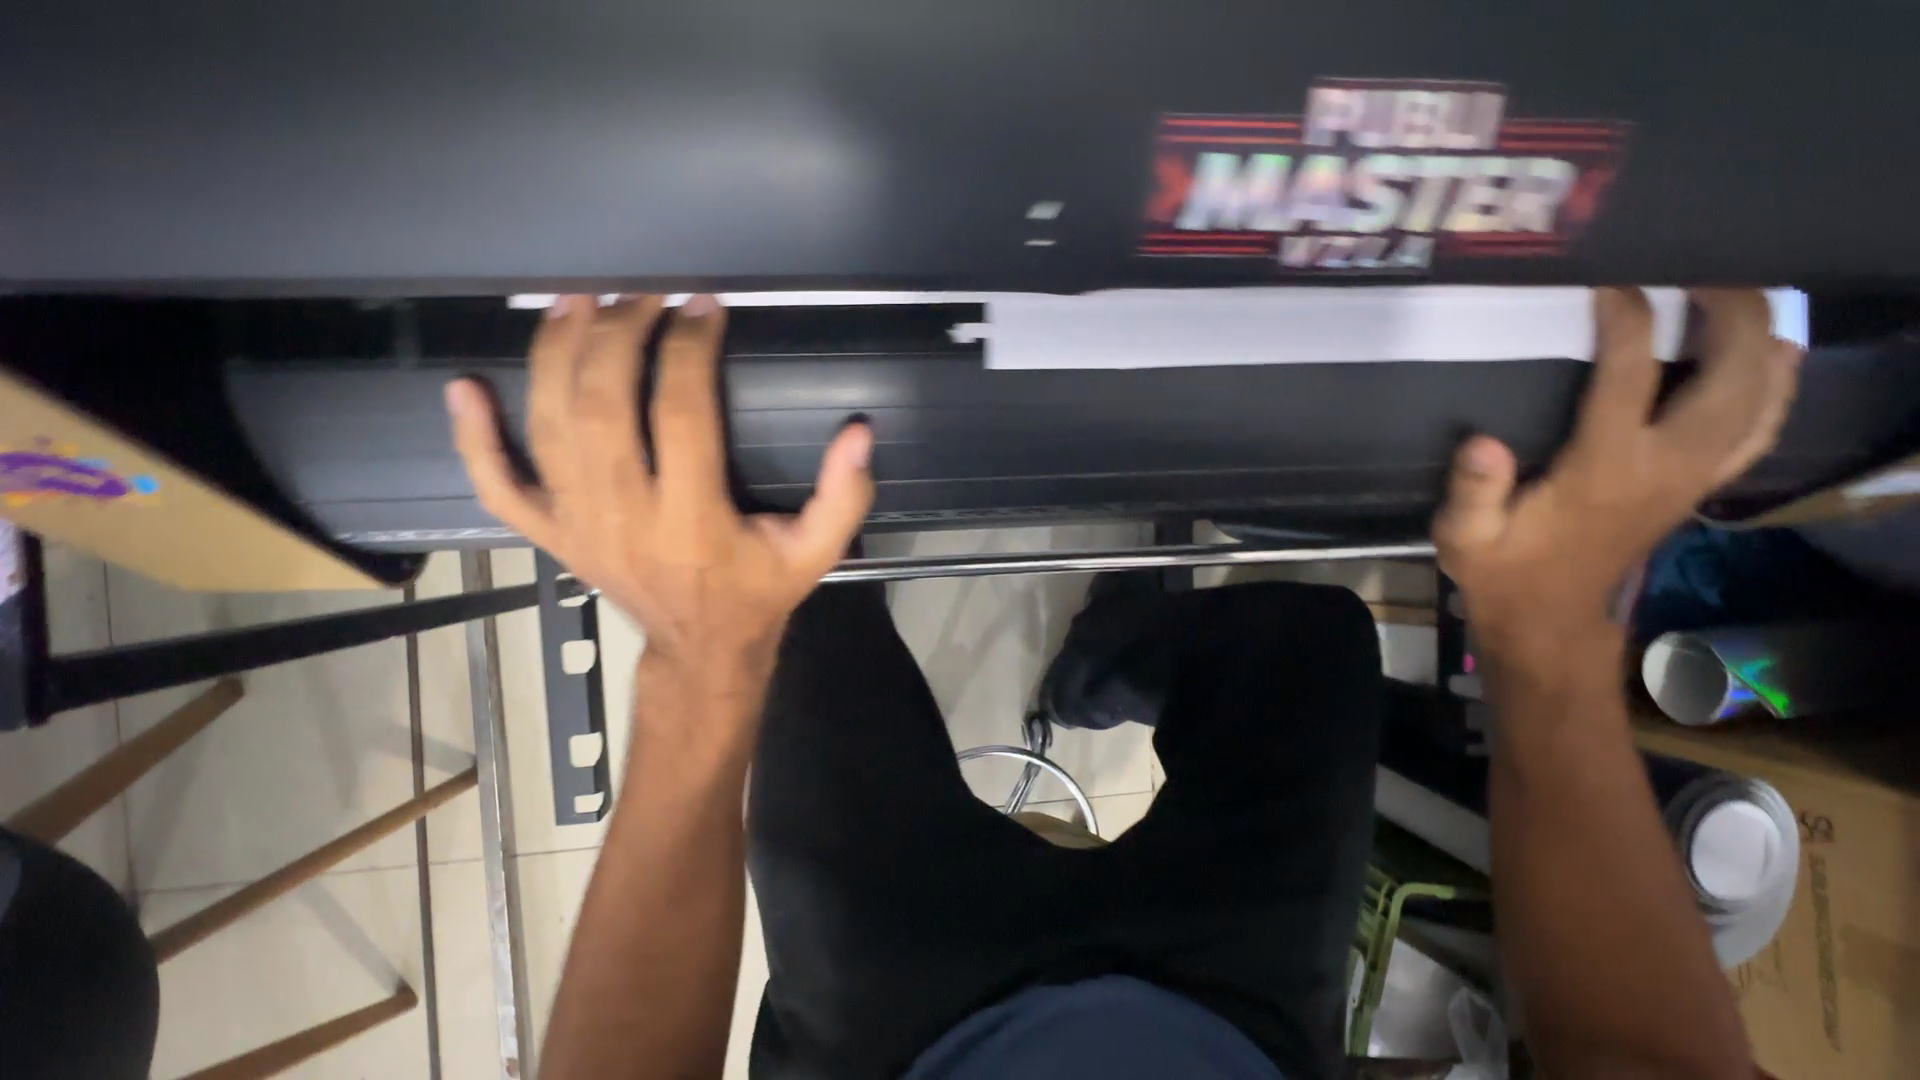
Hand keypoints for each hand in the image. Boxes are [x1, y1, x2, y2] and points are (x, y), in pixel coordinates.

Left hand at [444, 294, 874, 681]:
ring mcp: (577, 525)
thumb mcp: (817, 552)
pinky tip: (464, 388)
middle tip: (642, 296)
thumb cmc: (758, 593)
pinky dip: (474, 438)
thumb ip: (844, 495)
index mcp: (692, 521)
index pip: (680, 415)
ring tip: (575, 302)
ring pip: (549, 428)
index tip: (703, 308)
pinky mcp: (549, 534)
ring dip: (555, 356)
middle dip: (618, 336)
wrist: (700, 651)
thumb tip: (859, 432)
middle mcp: (625, 517)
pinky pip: (498, 485)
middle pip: (602, 407)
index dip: (689, 351)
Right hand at [1432, 287, 1800, 661]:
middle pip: (1732, 372)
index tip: (1612, 280)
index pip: (1632, 375)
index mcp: (1605, 469)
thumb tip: (1482, 442)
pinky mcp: (1697, 483)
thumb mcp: (1464, 536)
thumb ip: (1473, 491)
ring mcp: (1692, 475)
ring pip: (1761, 394)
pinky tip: (1769, 356)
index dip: (1628, 319)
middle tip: (1696, 270)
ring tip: (1734, 295)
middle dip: (1728, 310)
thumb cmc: (1502, 569)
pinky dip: (1775, 383)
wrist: (1548, 618)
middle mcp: (1665, 464)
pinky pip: (1760, 425)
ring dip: (1759, 337)